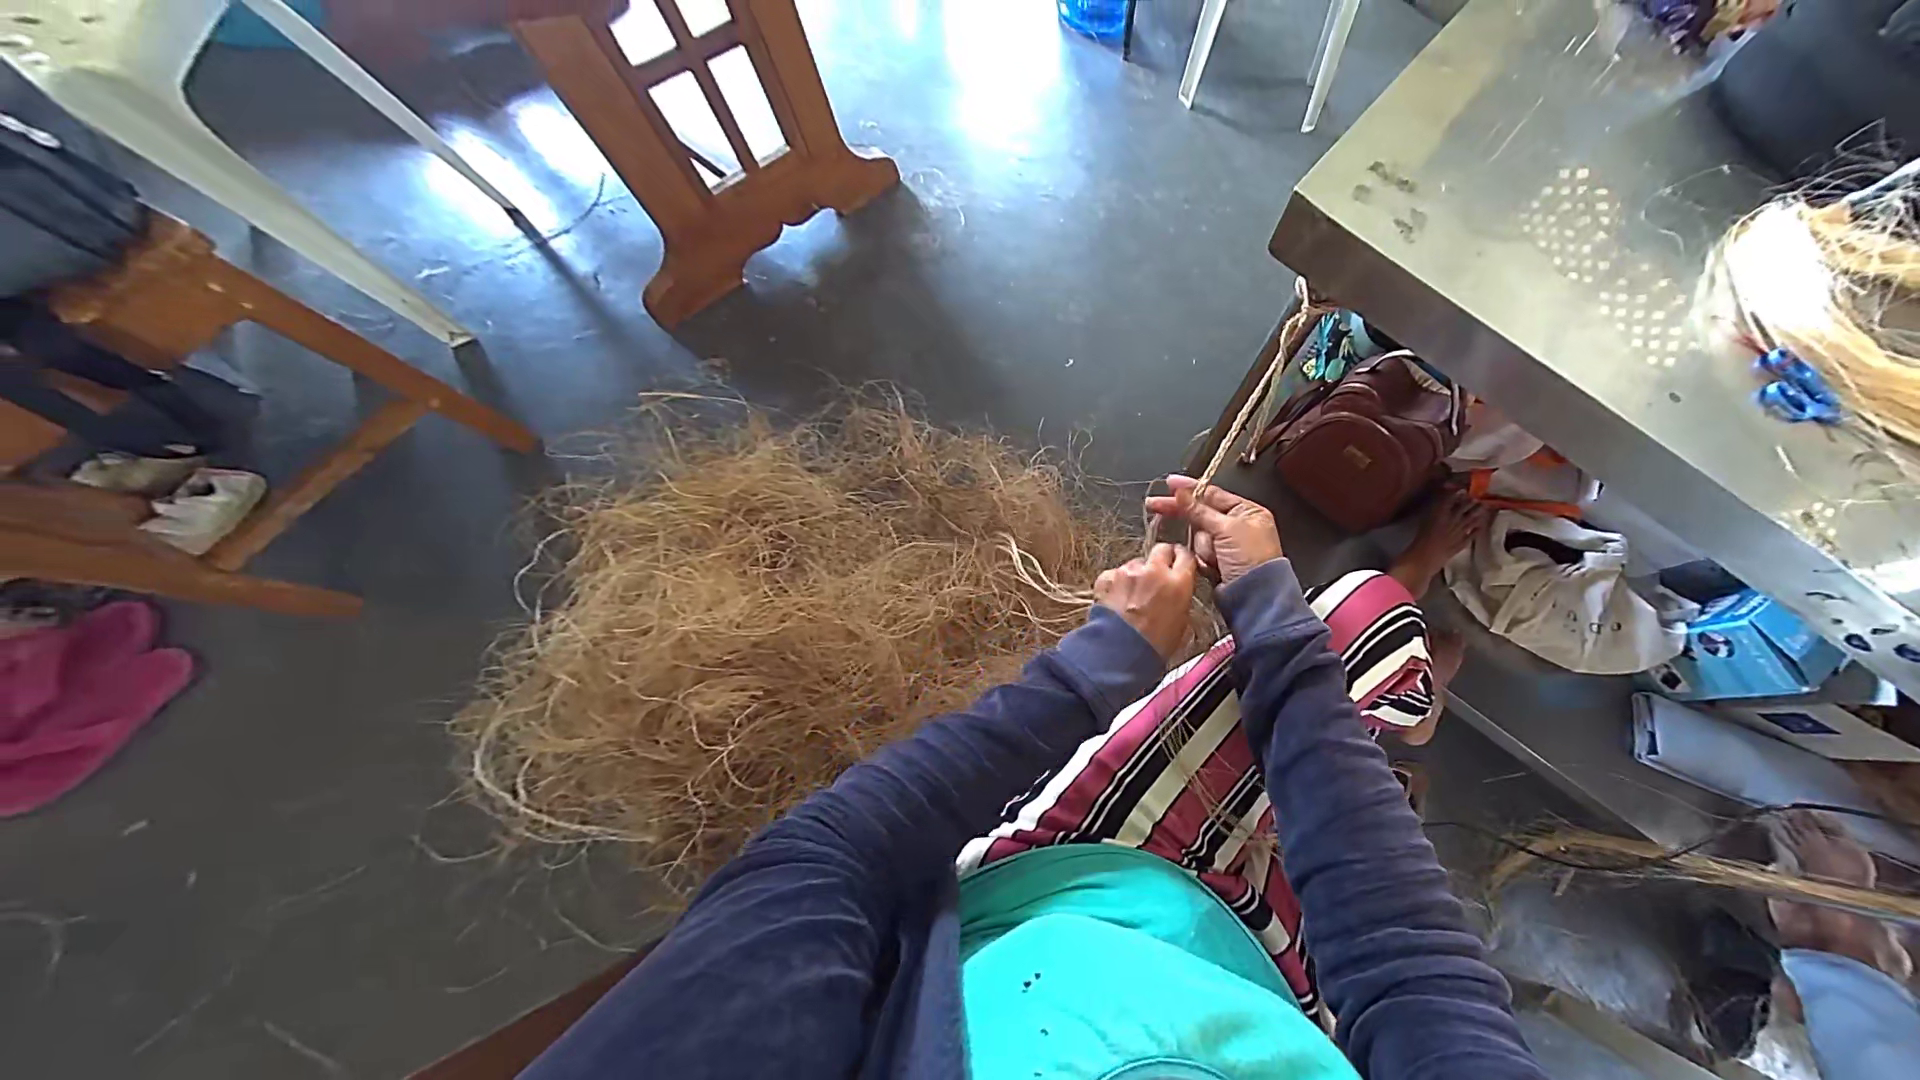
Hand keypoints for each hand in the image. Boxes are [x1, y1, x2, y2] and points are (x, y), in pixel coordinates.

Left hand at [1094, 543, 1196, 661]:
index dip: (1182, 559)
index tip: (1180, 562)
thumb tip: (1177, 595)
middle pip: (1161, 550)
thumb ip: (1180, 599)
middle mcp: (1154, 571)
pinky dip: (1115, 584)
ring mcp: (1128, 572)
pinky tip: (1117, 601)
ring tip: (1133, 597)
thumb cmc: (1152, 646)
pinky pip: (1115, 574)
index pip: (1186, 556)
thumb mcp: (1182, 624)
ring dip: (1136, 575)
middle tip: (1158, 574)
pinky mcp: (1107, 577)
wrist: (1121, 651)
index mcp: (1178, 583)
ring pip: (1136, 563)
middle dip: (1160, 559)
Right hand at [1143, 475, 1282, 584]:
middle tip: (1156, 505)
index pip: (1212, 494)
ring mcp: (1225, 544)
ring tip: (1217, 558)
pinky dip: (1202, 558)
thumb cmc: (1252, 560)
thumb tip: (1182, 492)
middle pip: (1201, 513)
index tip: (1170, 484)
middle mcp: (1236, 525)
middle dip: (1185, 515)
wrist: (1255, 596)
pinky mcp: (1217, 560)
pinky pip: (1198, 552)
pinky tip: (1213, 565)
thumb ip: (1200, 510)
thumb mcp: (1226, 528)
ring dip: (1203, 547)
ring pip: (1197, 535)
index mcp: (1247, 512)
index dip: (1189, 488)